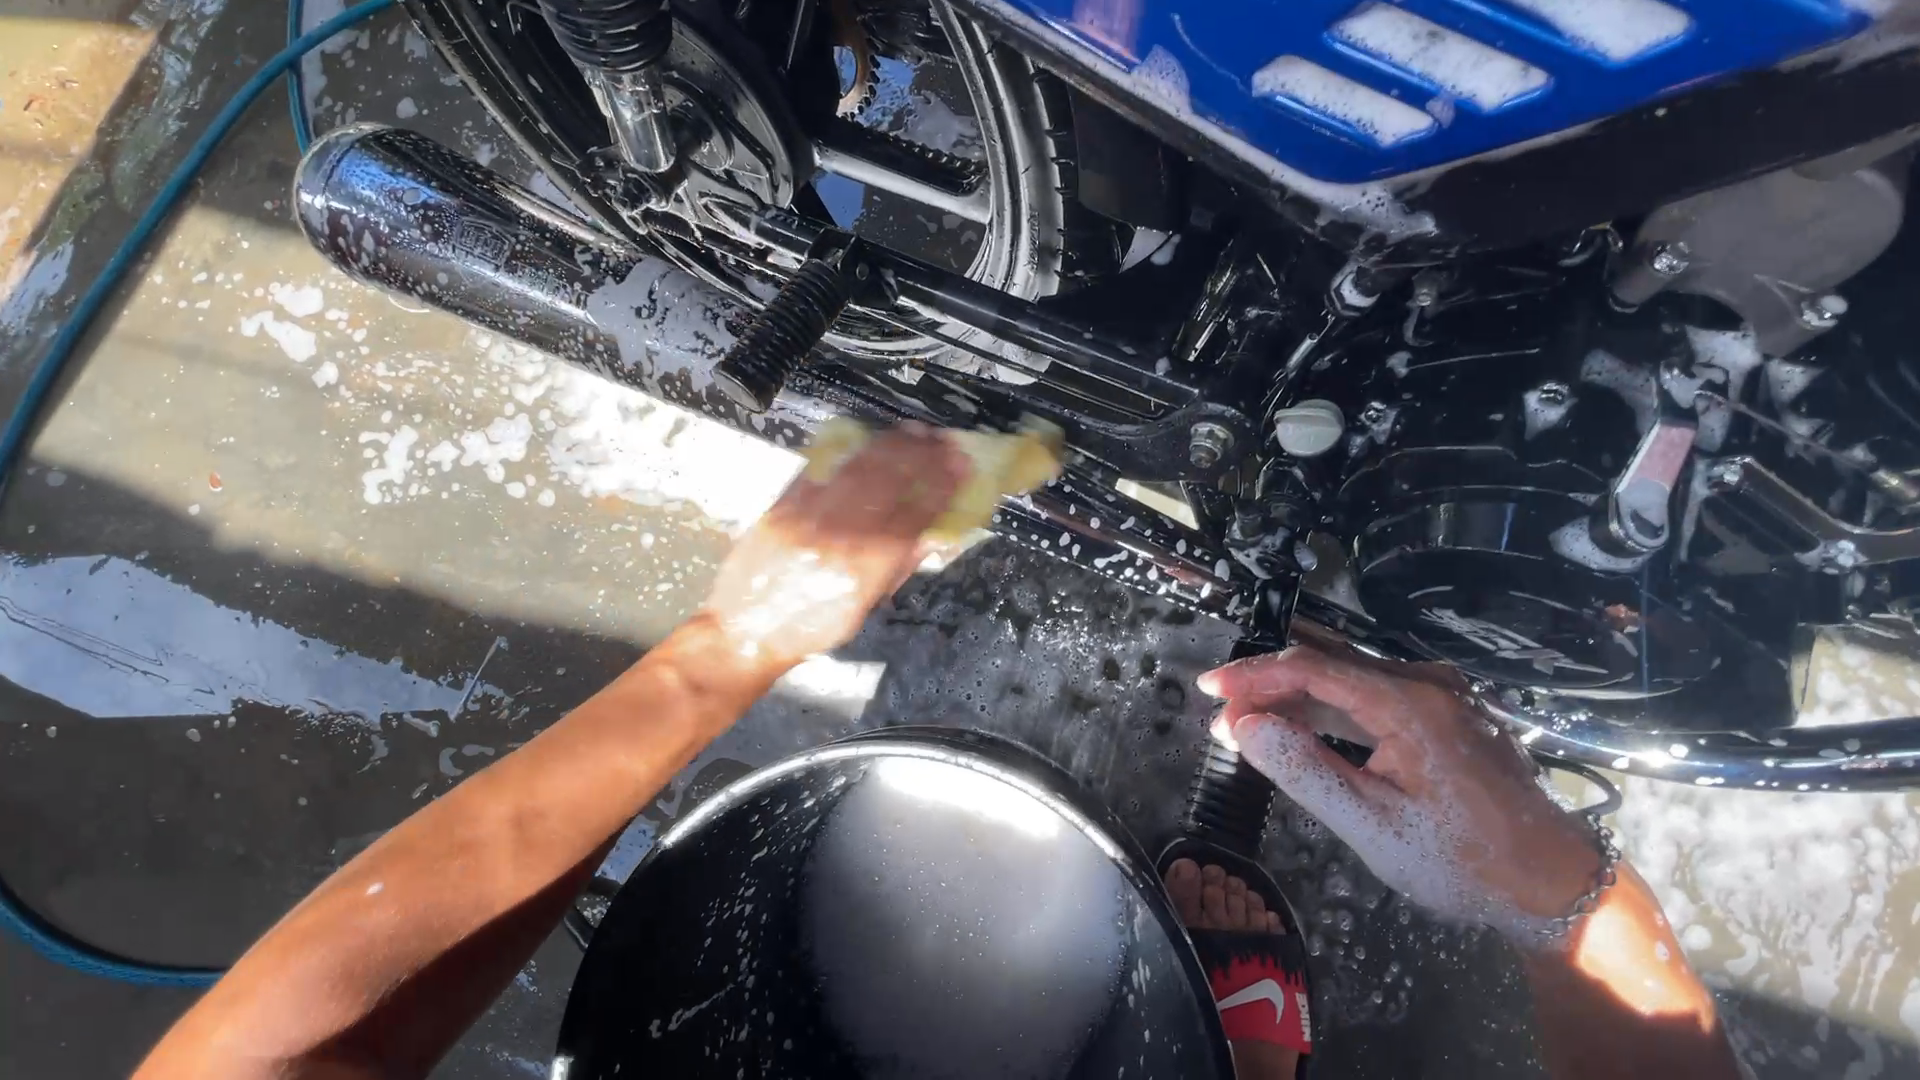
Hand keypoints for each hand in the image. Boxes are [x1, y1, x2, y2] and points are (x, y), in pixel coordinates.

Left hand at [698, 423, 967, 673]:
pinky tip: (869, 440)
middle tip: (942, 441)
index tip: (960, 466)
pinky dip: (851, 451)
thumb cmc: (811, 628)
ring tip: (913, 433)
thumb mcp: (863, 608)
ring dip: (890, 446)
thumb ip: (897, 568)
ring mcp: (807, 515)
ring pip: (857, 468)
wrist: (745, 630)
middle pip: (888, 483)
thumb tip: (933, 535)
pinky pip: (821, 468)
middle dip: (920, 456)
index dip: (941, 486)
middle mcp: (837, 537)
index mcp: (863, 569)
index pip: (913, 515)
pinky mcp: (783, 503)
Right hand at [1198, 645, 1601, 941]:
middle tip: (1222, 716)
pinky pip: (1369, 695)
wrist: (1557, 885)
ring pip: (1345, 680)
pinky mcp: (1441, 711)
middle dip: (1267, 686)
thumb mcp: (1373, 826)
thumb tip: (1245, 725)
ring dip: (1293, 699)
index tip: (1208, 688)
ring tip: (1249, 725)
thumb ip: (1304, 770)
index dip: (1253, 674)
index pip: (1312, 667)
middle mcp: (1425, 683)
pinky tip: (1298, 726)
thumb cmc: (1462, 862)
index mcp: (1410, 703)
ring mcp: (1438, 694)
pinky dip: (1326, 710)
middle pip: (1326, 665)